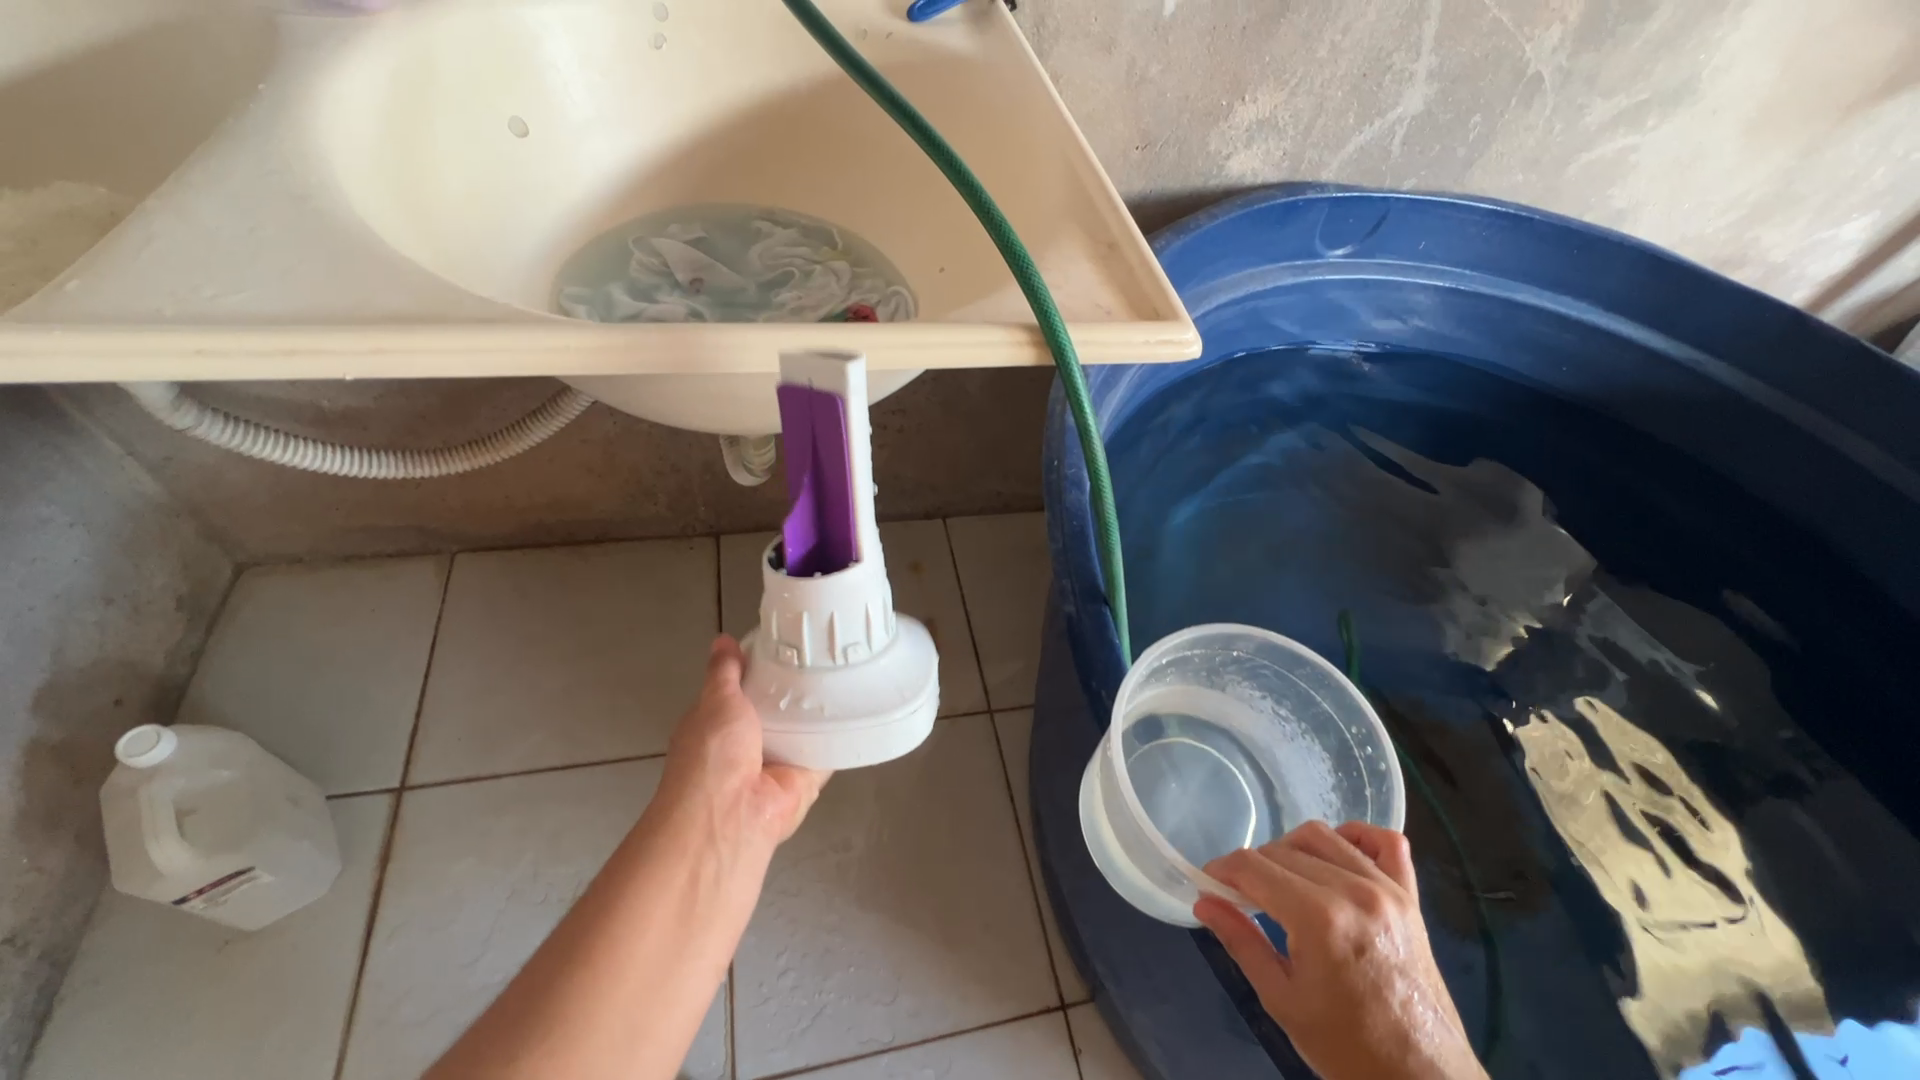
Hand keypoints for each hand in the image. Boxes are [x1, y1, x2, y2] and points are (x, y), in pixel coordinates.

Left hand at [655, 636, 830, 855]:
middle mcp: (747, 745)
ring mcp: (777, 763)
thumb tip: (723, 641)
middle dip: (795, 689)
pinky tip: (862, 708)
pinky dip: (842, 736)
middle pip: (776, 710)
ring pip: (803, 730)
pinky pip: (827, 751)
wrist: (733, 815)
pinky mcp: (807, 777)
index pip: (741, 691)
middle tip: (824, 654)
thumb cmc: (713, 755)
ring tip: (848, 671)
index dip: (759, 669)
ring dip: (819, 711)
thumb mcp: (715, 702)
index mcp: (718, 726)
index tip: (784, 645)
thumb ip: (724, 673)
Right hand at [1195, 821, 1485, 1079]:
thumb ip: (1240, 941)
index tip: (1209, 886)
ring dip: (1291, 850)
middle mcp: (1354, 891)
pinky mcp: (1411, 897)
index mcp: (1319, 918)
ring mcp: (1388, 890)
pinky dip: (1355, 838)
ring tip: (1284, 883)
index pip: (1253, 867)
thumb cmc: (1345, 1046)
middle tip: (1242, 897)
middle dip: (1252, 868)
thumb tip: (1203, 901)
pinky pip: (1385, 842)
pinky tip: (1336, 859)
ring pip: (1323, 836)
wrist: (1421, 1078)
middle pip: (1282, 850)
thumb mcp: (1280, 999)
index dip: (1222, 870)